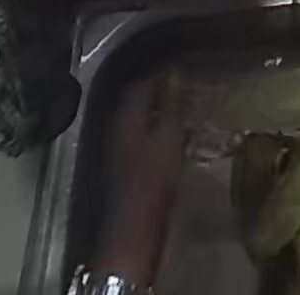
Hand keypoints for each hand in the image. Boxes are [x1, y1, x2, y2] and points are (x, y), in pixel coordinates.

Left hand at [91, 73, 188, 282]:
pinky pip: (138, 134)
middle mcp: (117, 125)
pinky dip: (153, 128)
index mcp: (127, 115)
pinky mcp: (123, 164)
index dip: (159, 75)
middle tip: (181, 89)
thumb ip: (172, 105)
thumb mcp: (170, 137)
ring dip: (156, 110)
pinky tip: (170, 134)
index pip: (140, 83)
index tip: (179, 72)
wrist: (135, 227)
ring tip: (180, 109)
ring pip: (137, 117)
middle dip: (157, 91)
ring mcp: (118, 146)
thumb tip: (176, 76)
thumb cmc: (154, 177)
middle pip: (136, 99)